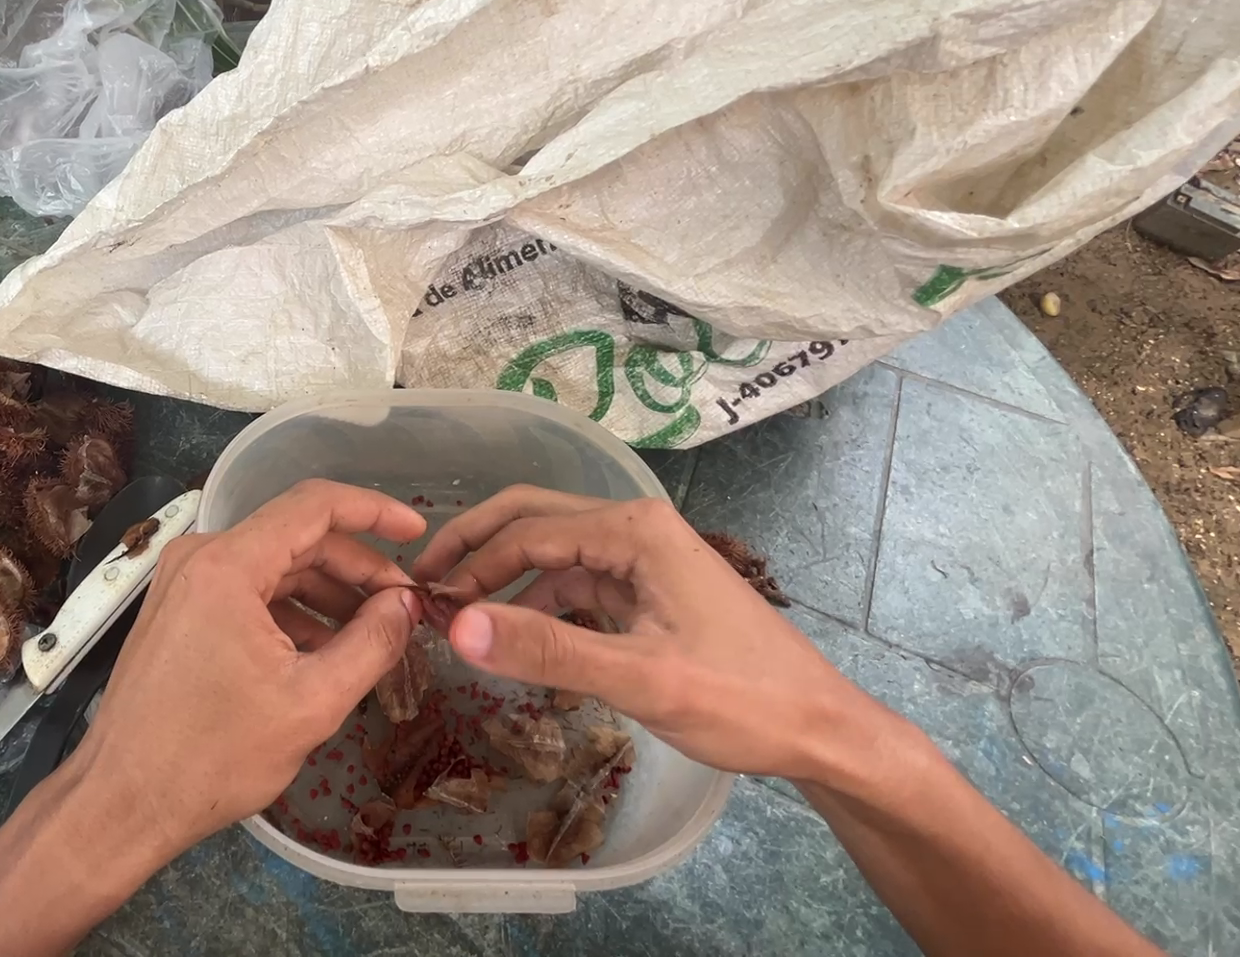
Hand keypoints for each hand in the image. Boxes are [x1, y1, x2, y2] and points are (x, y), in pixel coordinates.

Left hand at [74, 478, 425, 857]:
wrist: (123, 800)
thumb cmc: (214, 755)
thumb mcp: (311, 702)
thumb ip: (372, 643)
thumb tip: (407, 604)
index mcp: (228, 564)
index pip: (315, 505)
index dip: (374, 510)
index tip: (417, 530)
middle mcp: (201, 555)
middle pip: (298, 537)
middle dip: (357, 568)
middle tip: (404, 605)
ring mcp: (186, 580)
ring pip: (275, 565)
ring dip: (327, 593)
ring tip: (374, 632)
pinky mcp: (181, 607)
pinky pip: (249, 590)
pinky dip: (292, 611)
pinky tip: (326, 648)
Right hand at [409, 486, 902, 780]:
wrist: (826, 733)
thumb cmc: (741, 700)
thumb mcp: (640, 679)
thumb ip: (546, 650)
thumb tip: (457, 630)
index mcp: (632, 529)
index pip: (526, 532)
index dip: (470, 565)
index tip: (425, 602)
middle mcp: (632, 524)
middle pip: (531, 516)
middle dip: (473, 544)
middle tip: (423, 579)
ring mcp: (639, 552)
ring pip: (548, 547)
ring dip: (501, 574)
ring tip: (460, 612)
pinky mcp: (642, 582)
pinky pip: (572, 577)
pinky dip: (535, 598)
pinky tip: (516, 631)